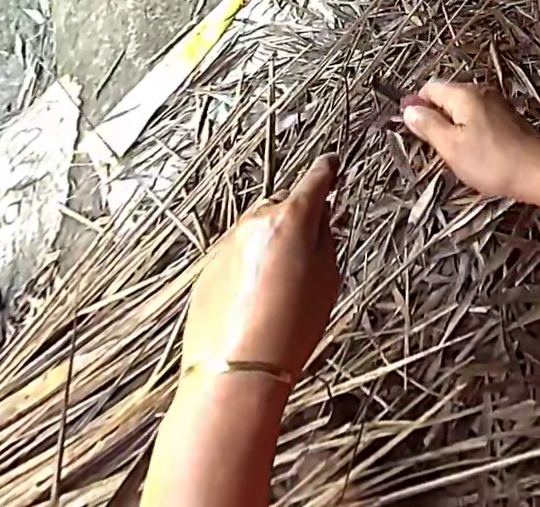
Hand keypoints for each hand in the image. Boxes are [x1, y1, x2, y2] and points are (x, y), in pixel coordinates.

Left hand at [180, 154, 339, 379]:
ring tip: (281, 280)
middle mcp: (256, 222)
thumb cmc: (291, 327)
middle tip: (309, 246)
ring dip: (272, 239)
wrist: (237, 373)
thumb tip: (320, 217)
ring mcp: (228, 244)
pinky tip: (258, 295)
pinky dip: (250, 262)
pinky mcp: (208, 268)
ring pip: (259, 228)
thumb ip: (325, 236)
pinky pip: (237, 252)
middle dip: (297, 216)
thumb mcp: (329, 277)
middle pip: (283, 204)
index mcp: (293, 217)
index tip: (331, 165)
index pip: (315, 178)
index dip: (327, 170)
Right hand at [401, 80, 539, 198]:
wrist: (536, 170)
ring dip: (451, 124)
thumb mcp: (450, 146)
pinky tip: (470, 150)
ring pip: (462, 108)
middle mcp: (480, 91)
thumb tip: (409, 110)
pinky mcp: (505, 117)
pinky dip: (468, 128)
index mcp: (464, 94)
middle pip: (446, 96)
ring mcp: (495, 103)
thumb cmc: (491, 160)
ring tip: (450, 150)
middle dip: (434, 116)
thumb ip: (428, 126)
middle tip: (429, 143)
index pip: (430, 88)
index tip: (408, 124)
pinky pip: (477, 116)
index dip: (416, 104)